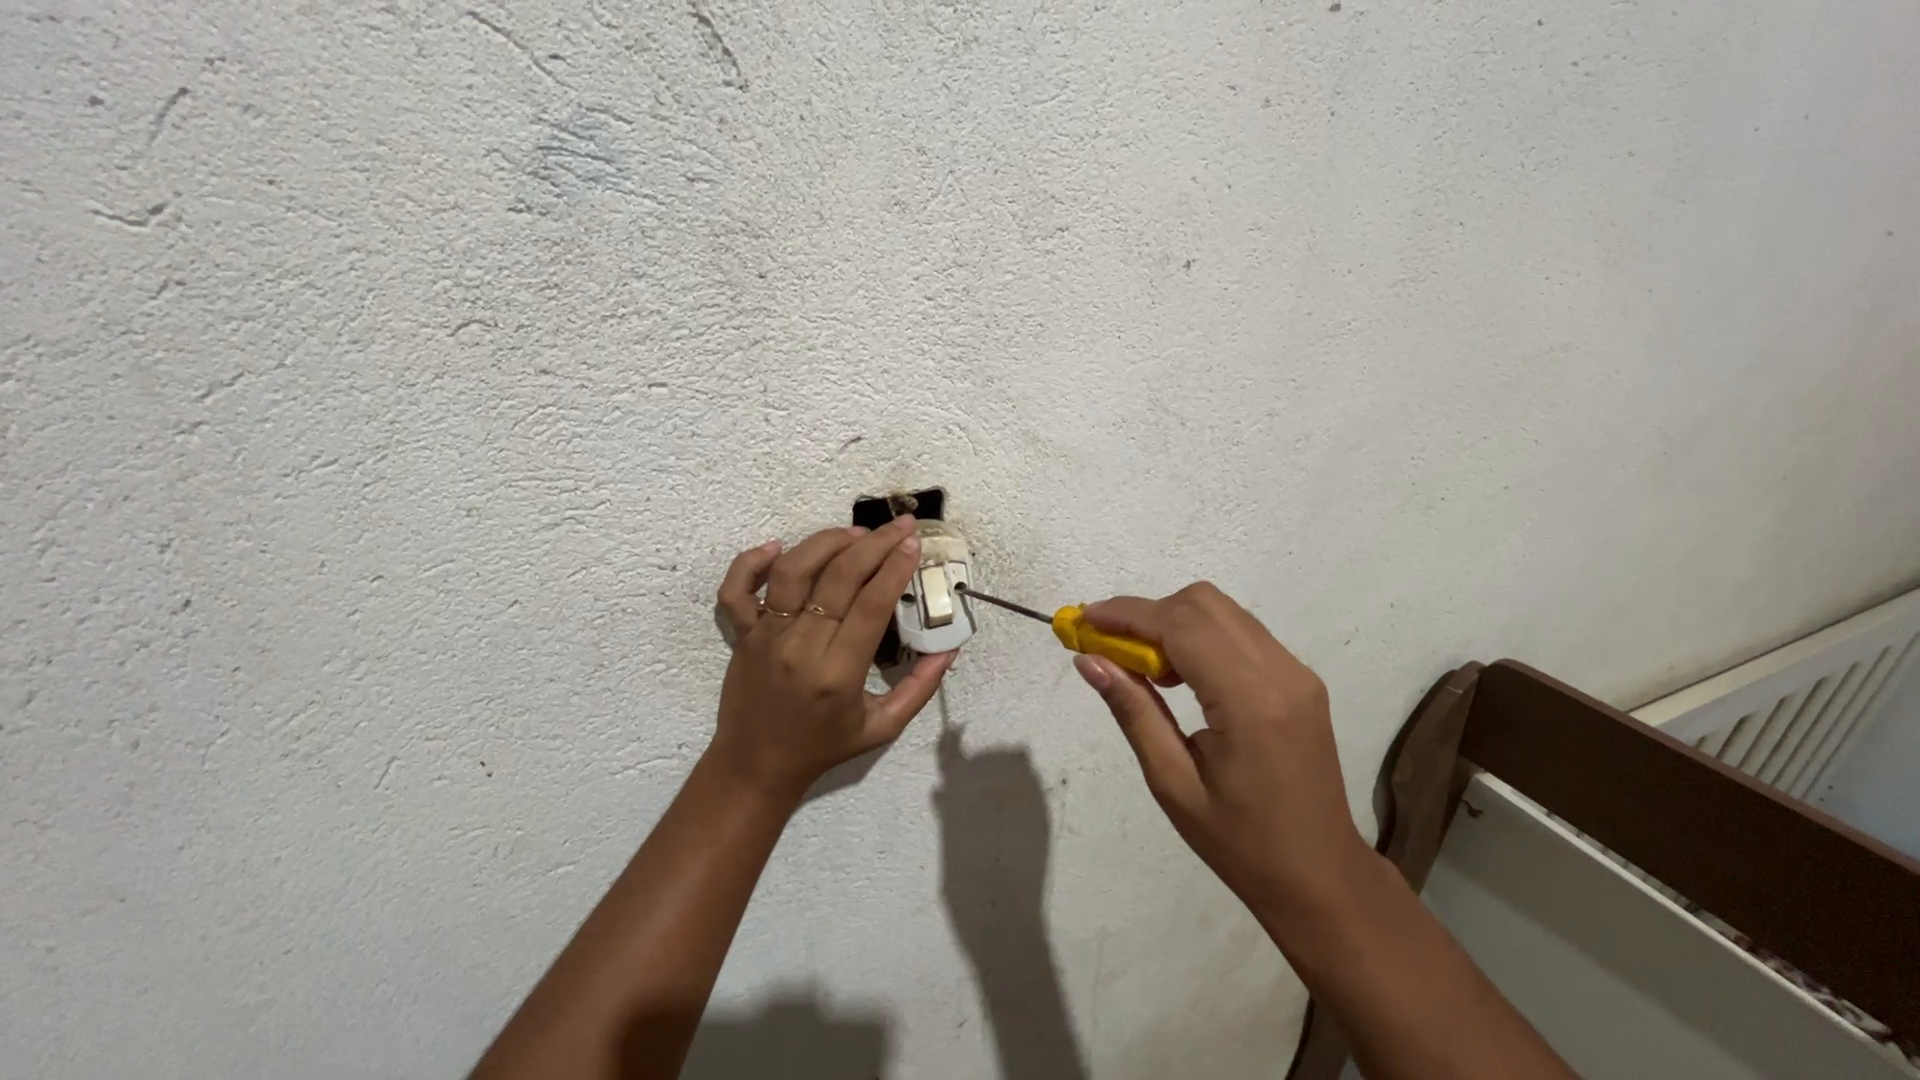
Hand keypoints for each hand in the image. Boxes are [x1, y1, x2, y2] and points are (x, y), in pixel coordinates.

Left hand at [710, 516, 955, 800]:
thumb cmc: (824, 746)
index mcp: (838, 673)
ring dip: (824, 542)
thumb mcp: (882, 727)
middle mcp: (800, 647)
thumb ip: (920, 688)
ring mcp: (766, 637)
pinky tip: (776, 546)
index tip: (913, 544)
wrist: (757, 765)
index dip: (895, 569)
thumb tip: (951, 647)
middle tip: (898, 526)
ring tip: (854, 533)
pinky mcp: (742, 634)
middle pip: (838, 578)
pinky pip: (736, 591)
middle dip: (873, 545)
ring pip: (792, 572)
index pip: (871, 605)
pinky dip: (750, 562)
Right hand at [1072, 583, 1372, 929]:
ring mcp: (1297, 672)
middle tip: (1112, 650)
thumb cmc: (1240, 842)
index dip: (1127, 615)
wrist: (1320, 873)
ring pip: (1224, 612)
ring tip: (1145, 667)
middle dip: (1148, 613)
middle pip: (1204, 603)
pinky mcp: (1301, 680)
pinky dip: (1202, 637)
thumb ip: (1133, 712)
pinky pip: (1242, 633)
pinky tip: (1182, 677)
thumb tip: (1090, 661)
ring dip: (1174, 622)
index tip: (1083, 622)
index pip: (1181, 626)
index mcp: (1249, 702)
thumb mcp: (1173, 782)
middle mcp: (1281, 672)